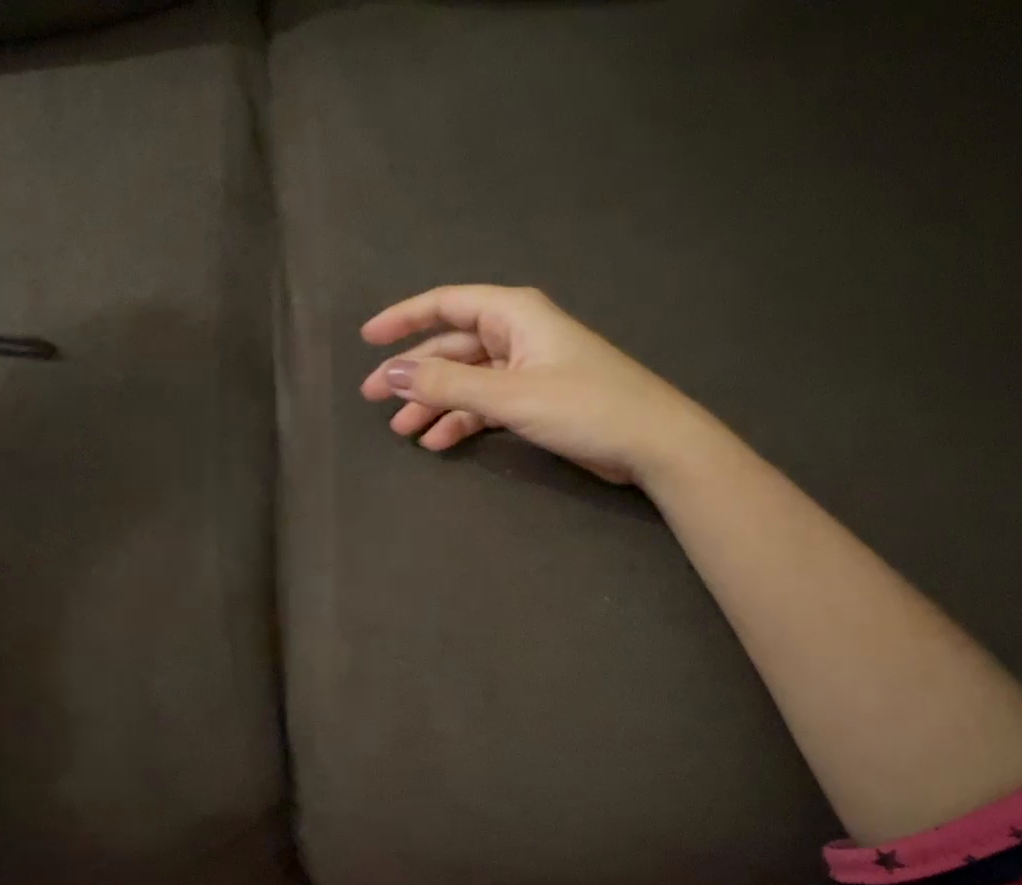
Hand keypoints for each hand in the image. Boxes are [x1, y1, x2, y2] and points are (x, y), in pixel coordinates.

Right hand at [359, 285, 721, 486]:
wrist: (653, 444)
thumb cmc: (585, 407)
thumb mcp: (510, 396)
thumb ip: (446, 385)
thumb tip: (388, 374)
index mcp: (514, 314)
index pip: (446, 304)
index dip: (403, 319)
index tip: (367, 339)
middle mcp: (517, 333)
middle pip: (451, 346)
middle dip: (412, 373)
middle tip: (371, 399)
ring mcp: (526, 367)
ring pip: (465, 379)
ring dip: (433, 403)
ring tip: (403, 431)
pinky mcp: (535, 399)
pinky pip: (485, 403)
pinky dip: (461, 420)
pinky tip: (440, 442)